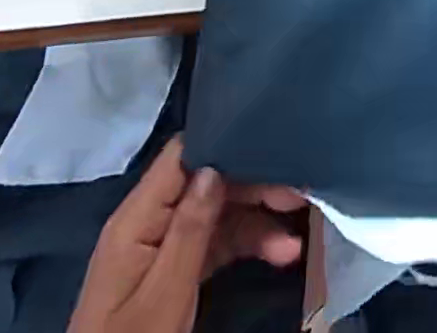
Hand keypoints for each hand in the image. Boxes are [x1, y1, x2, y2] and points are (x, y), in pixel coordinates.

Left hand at [69, 136, 306, 332]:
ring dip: (259, 221)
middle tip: (299, 195)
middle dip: (255, 185)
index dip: (224, 141)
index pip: (182, 155)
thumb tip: (214, 167)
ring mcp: (164, 243)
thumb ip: (189, 228)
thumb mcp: (164, 295)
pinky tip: (281, 253)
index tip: (269, 143)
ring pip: (221, 210)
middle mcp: (151, 220)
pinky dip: (249, 243)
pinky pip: (218, 239)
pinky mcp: (177, 264)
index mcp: (137, 217)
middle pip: (209, 181)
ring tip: (295, 243)